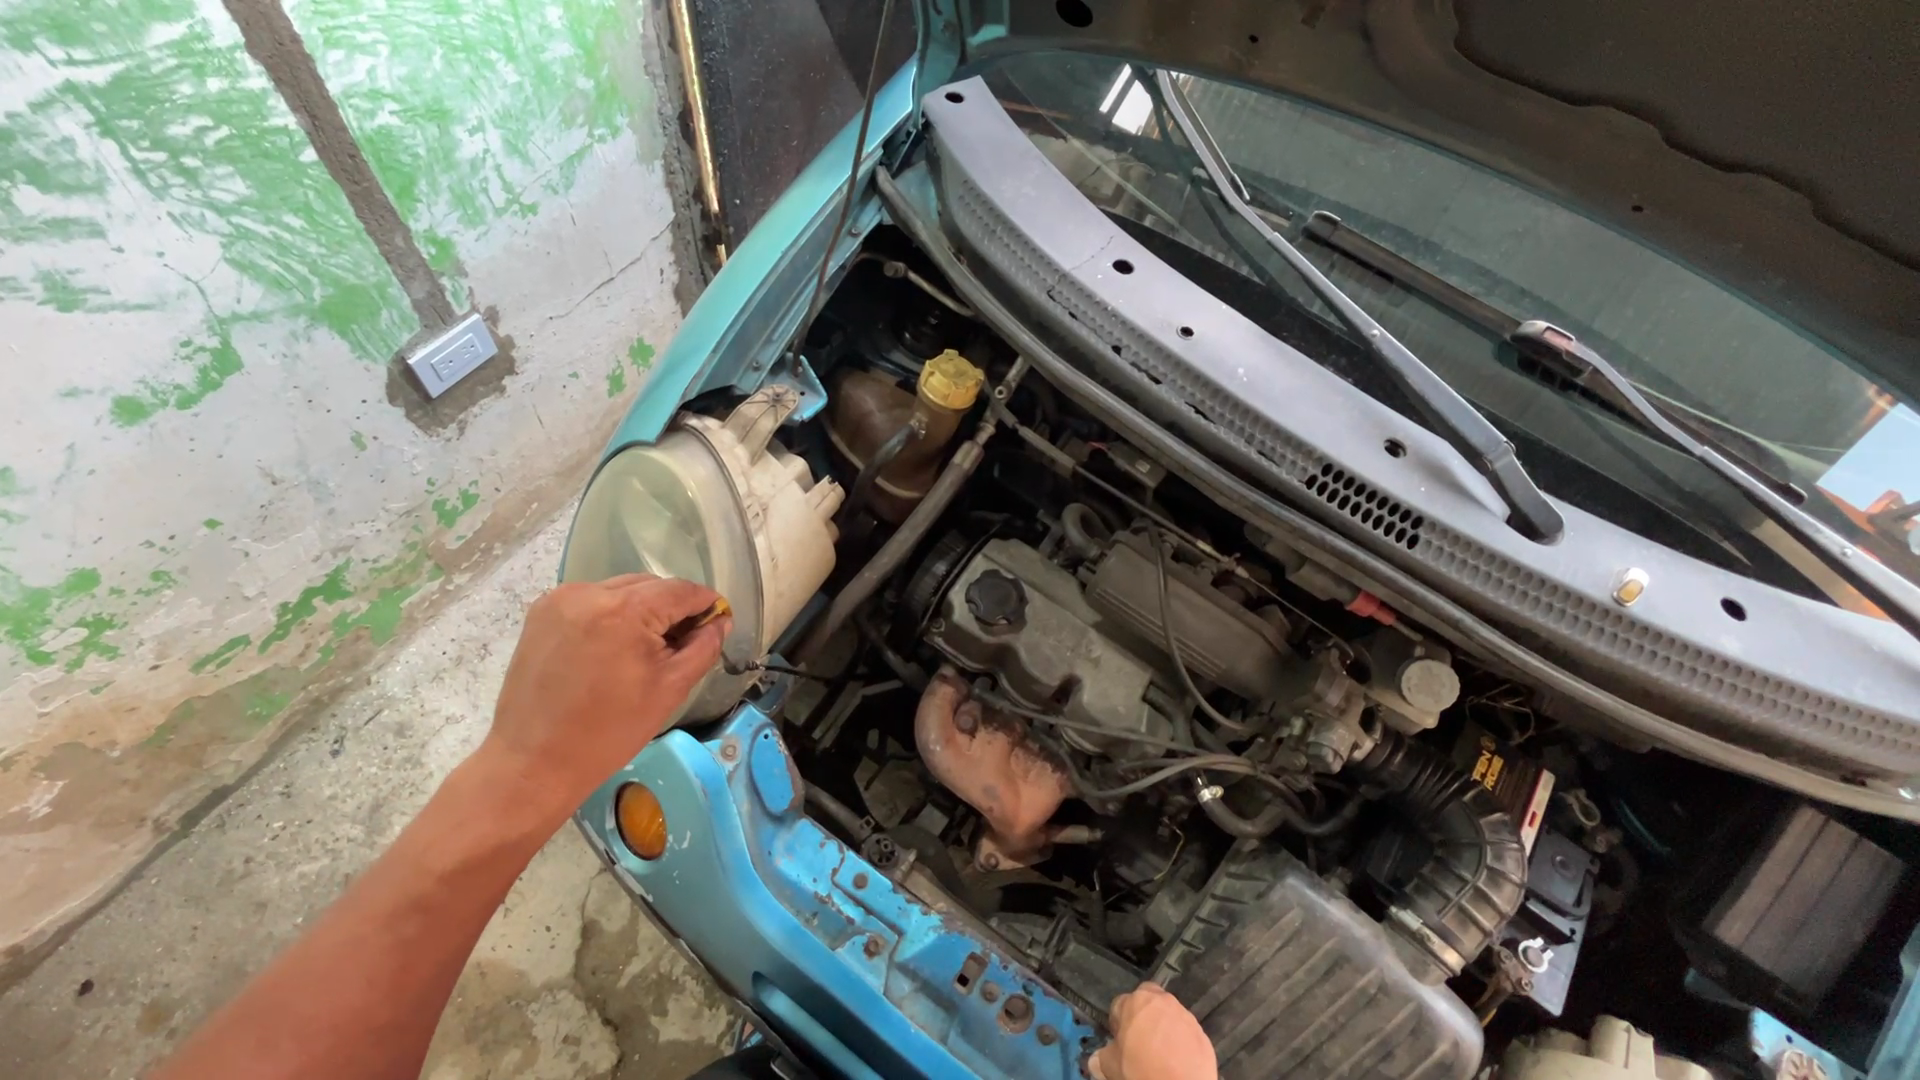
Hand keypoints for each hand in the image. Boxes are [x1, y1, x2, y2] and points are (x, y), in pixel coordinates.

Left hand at [480, 574, 730, 813]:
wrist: (534, 761)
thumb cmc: (610, 730)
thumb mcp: (671, 688)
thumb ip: (703, 647)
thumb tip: (720, 622)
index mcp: (625, 610)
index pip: (681, 590)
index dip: (706, 604)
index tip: (719, 622)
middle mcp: (590, 593)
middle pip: (650, 585)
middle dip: (672, 608)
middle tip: (683, 643)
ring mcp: (561, 600)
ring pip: (621, 590)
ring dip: (642, 609)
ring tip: (645, 648)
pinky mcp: (541, 612)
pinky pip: (592, 600)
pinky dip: (611, 614)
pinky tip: (612, 648)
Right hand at [1089, 982, 1215, 1079]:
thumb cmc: (1141, 1070)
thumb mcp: (1112, 1067)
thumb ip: (1102, 1058)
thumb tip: (1096, 1060)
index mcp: (1135, 1002)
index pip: (1119, 1005)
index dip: (1117, 1024)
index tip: (1119, 1041)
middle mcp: (1161, 1001)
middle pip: (1147, 999)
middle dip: (1142, 1014)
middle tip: (1140, 1039)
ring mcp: (1184, 1015)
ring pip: (1169, 1014)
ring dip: (1164, 1026)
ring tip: (1161, 1052)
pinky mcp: (1201, 1033)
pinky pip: (1186, 1033)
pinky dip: (1181, 1042)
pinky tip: (1177, 1061)